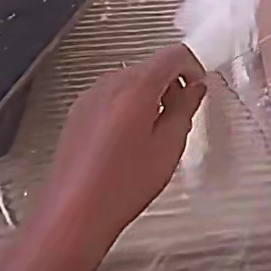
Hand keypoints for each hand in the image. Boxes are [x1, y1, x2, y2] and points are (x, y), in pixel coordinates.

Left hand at [35, 45, 207, 246]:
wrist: (73, 215)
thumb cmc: (118, 187)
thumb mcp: (168, 147)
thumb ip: (185, 110)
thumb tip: (193, 91)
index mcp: (136, 87)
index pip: (173, 55)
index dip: (192, 67)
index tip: (197, 85)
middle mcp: (110, 85)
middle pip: (150, 67)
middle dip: (170, 85)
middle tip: (181, 113)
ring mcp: (90, 97)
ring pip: (130, 82)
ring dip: (148, 97)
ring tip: (156, 134)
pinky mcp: (78, 113)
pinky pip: (111, 97)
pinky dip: (127, 107)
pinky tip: (130, 142)